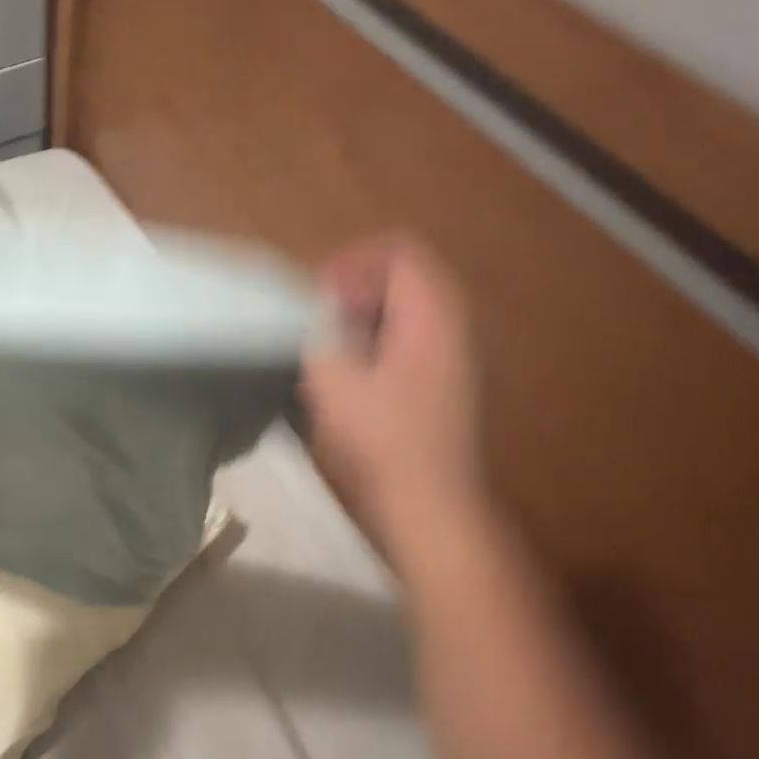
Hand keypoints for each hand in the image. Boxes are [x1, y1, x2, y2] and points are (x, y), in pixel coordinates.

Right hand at [302, 235, 484, 526]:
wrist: (426, 506)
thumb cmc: (381, 440)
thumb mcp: (334, 379)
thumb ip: (320, 333)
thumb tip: (313, 314)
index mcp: (432, 316)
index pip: (400, 252)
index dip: (351, 262)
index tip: (313, 296)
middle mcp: (449, 328)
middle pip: (401, 278)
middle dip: (350, 290)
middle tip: (309, 319)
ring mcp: (447, 359)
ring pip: (399, 312)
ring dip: (355, 320)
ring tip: (317, 347)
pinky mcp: (435, 387)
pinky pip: (400, 343)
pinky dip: (366, 345)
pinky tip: (338, 379)